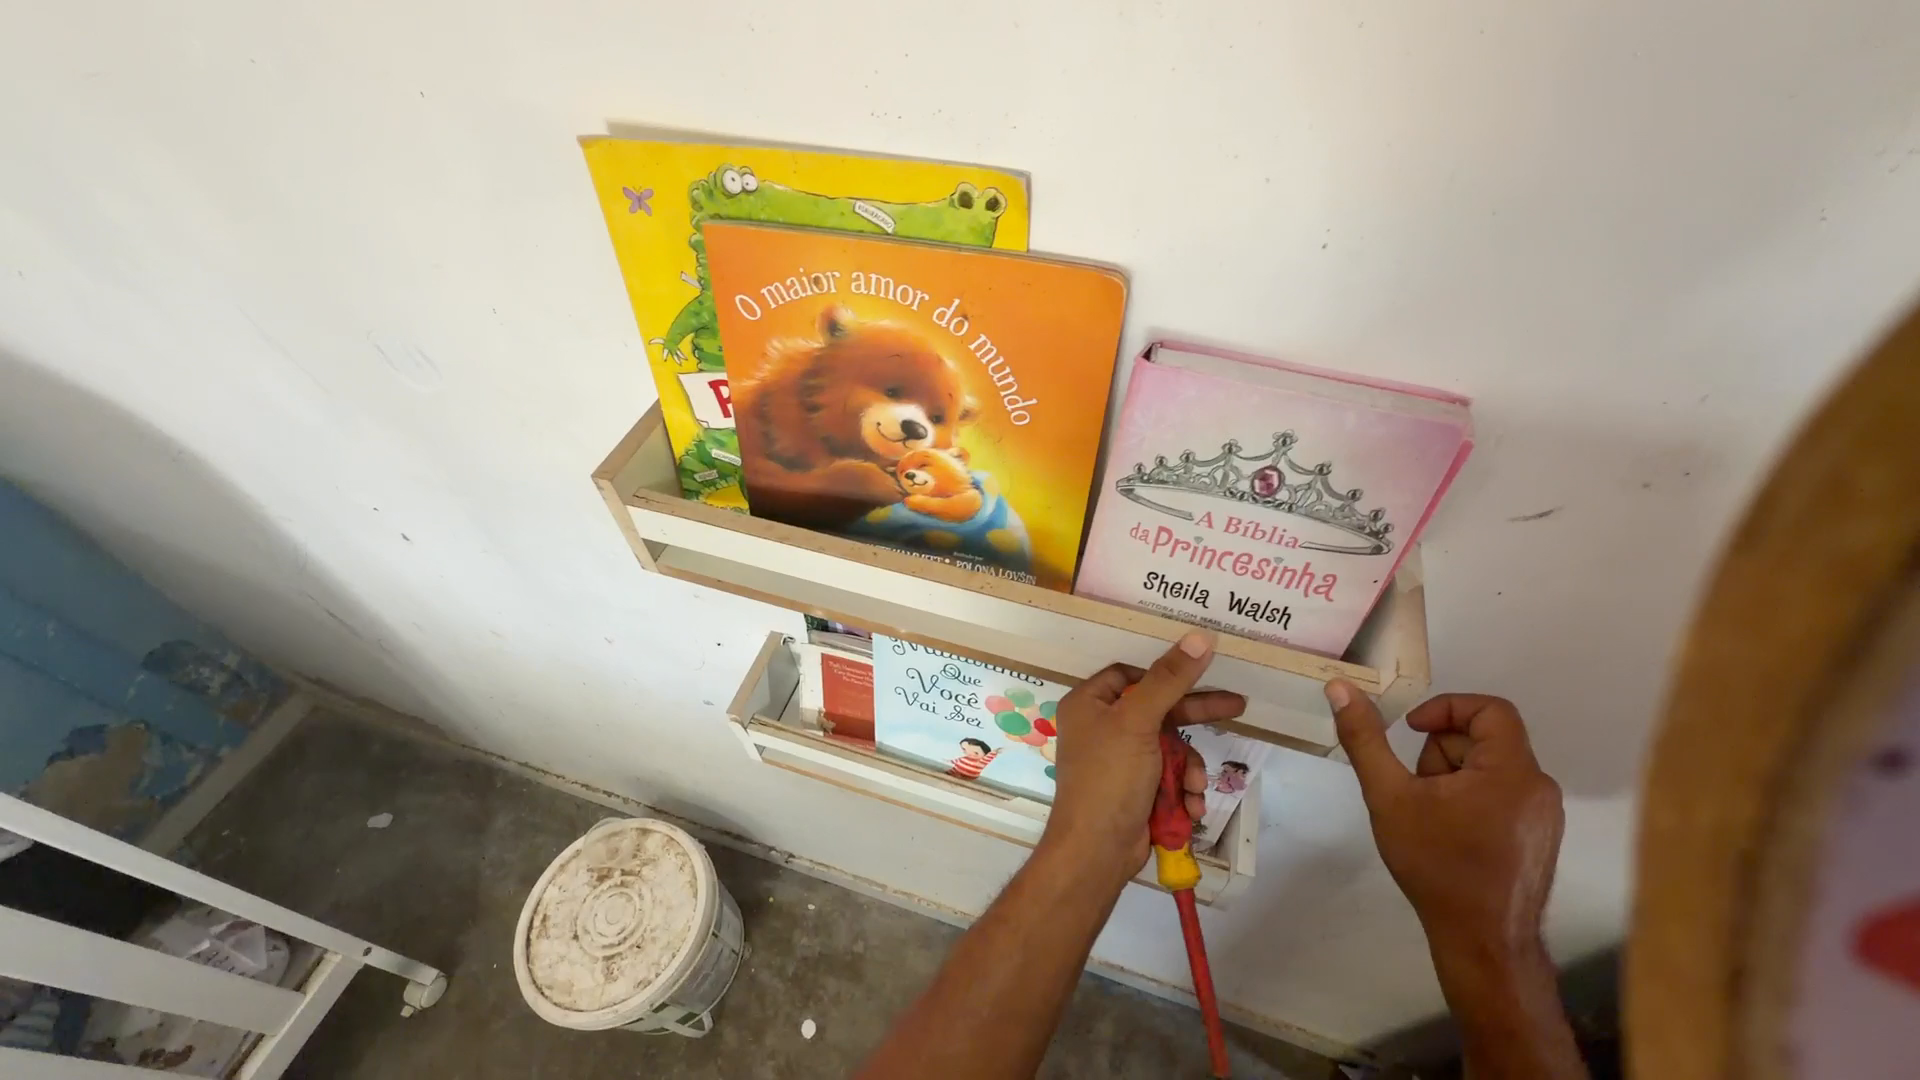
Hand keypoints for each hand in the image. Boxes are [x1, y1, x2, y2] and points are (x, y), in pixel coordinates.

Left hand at [1040, 631, 1246, 883]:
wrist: (1097, 851)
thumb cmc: (1110, 777)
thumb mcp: (1139, 721)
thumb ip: (1169, 679)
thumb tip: (1199, 637)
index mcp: (1088, 703)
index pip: (1129, 674)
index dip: (1161, 675)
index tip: (1195, 674)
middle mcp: (1100, 727)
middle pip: (1157, 709)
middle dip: (1194, 719)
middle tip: (1237, 706)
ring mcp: (1118, 760)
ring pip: (1169, 746)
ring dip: (1188, 767)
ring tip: (1194, 788)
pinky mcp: (1135, 788)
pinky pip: (1167, 775)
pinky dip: (1182, 789)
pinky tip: (1190, 807)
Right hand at [1325, 681, 1564, 956]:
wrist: (1482, 942)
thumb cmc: (1436, 863)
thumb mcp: (1388, 796)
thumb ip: (1364, 738)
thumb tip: (1341, 687)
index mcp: (1511, 770)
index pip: (1490, 708)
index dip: (1446, 708)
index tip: (1411, 729)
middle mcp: (1538, 786)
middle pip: (1482, 740)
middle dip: (1438, 755)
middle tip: (1414, 791)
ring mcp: (1544, 814)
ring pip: (1487, 769)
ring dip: (1450, 779)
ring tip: (1430, 818)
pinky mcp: (1539, 836)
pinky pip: (1500, 794)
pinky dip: (1468, 800)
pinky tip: (1449, 835)